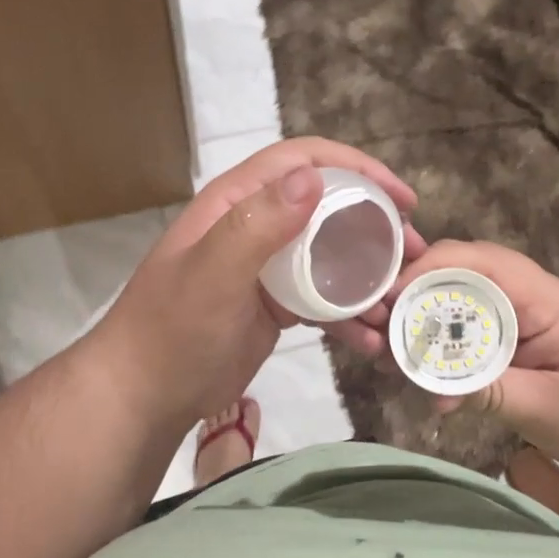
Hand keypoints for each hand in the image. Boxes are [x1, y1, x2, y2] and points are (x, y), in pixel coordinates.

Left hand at [90, 137, 424, 427]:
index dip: (356, 169)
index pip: (302, 162)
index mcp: (236, 204)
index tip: (402, 198)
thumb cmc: (172, 330)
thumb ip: (257, 225)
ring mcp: (266, 270)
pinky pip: (322, 301)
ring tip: (400, 303)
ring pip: (331, 258)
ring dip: (368, 278)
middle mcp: (254, 228)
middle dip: (375, 228)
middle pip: (327, 209)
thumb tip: (313, 177)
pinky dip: (348, 317)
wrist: (144, 395)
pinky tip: (369, 340)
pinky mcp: (274, 308)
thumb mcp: (212, 274)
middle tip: (414, 255)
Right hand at [344, 240, 558, 478]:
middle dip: (409, 297)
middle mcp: (523, 298)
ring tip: (387, 358)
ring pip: (455, 306)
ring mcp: (517, 321)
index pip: (474, 261)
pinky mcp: (512, 346)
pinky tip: (427, 388)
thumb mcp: (546, 407)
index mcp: (539, 297)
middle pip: (455, 276)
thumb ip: (487, 387)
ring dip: (420, 327)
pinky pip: (466, 337)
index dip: (424, 271)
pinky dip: (440, 355)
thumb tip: (424, 373)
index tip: (385, 302)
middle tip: (373, 331)